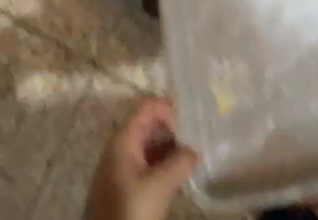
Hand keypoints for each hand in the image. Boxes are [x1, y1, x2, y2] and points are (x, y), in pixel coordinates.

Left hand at [87, 97, 200, 219]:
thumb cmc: (132, 210)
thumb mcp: (160, 185)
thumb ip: (180, 161)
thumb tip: (195, 150)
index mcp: (123, 139)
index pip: (147, 107)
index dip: (170, 110)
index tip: (192, 126)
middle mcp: (119, 147)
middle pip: (148, 125)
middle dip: (173, 129)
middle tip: (198, 140)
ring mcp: (120, 167)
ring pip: (149, 146)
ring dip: (170, 148)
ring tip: (193, 157)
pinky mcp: (124, 185)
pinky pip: (147, 164)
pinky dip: (164, 163)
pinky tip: (179, 174)